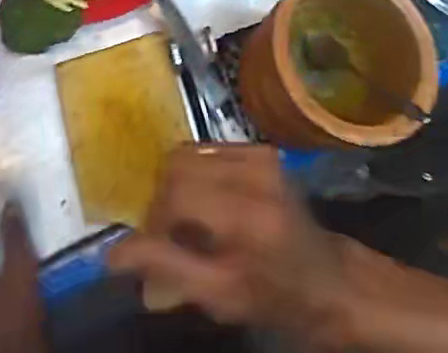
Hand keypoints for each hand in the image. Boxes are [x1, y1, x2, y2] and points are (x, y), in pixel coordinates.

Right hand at [105, 145, 365, 343]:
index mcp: (248, 215)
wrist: (334, 282)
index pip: (177, 196)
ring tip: (187, 219)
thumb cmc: (279, 298)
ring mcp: (260, 155)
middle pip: (176, 166)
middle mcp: (255, 174)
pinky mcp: (261, 148)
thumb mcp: (223, 298)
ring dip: (175, 184)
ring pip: (186, 153)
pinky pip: (205, 149)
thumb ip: (167, 270)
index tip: (152, 244)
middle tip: (167, 233)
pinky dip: (194, 172)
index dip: (154, 219)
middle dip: (162, 199)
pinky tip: (206, 201)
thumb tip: (112, 253)